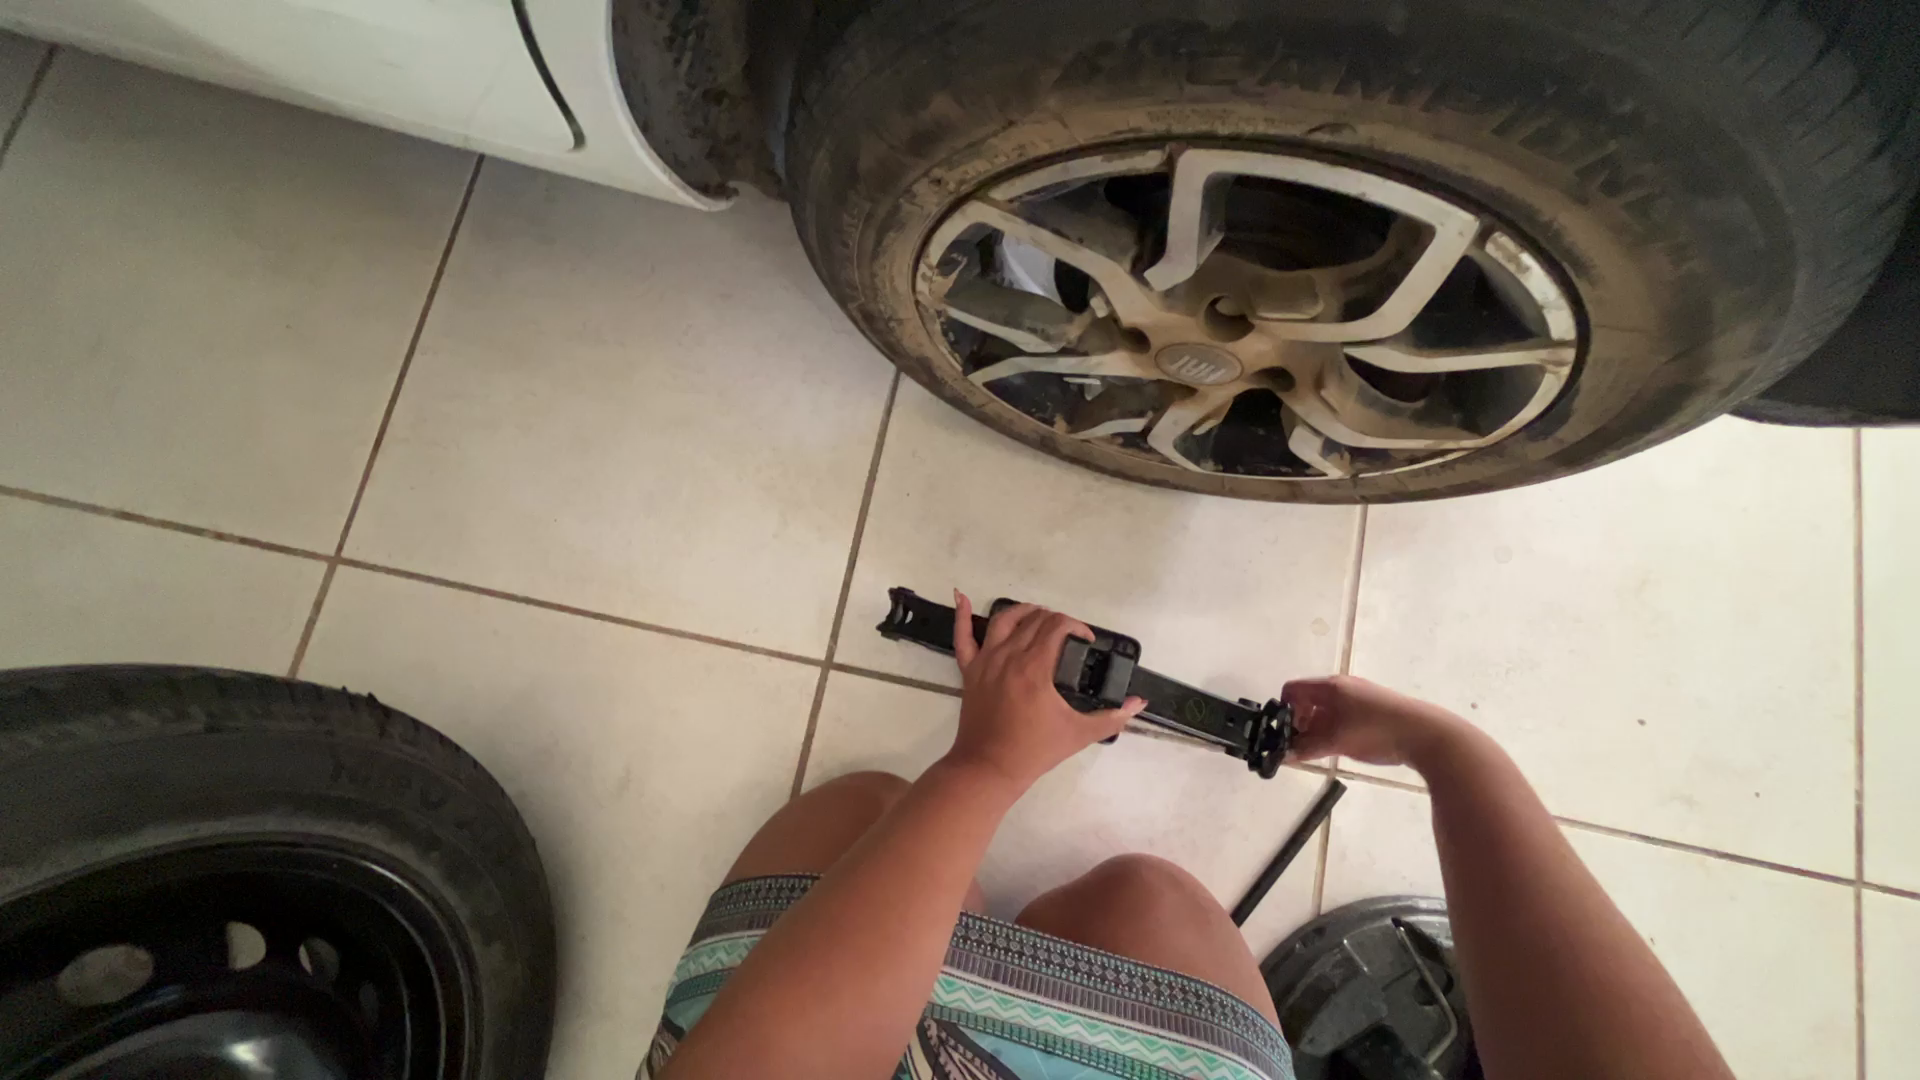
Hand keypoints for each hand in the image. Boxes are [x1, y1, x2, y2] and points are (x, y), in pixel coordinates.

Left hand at [946, 591, 1145, 793]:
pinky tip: (962, 597)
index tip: (1086, 640)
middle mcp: (1008, 656)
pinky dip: (962, 616)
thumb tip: (1139, 703)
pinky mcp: (969, 670)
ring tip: (1038, 614)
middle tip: (1068, 635)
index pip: (1057, 627)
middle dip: (1055, 620)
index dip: (1076, 626)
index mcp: (1035, 667)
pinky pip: (962, 637)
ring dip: (1023, 611)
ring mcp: (985, 661)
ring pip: (1003, 620)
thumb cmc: (1035, 750)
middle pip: (1034, 620)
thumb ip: (1112, 717)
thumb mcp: (1079, 734)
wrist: (989, 768)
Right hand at [1283, 675, 1468, 767]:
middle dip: (1302, 723)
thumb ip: (1307, 748)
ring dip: (1321, 727)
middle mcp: (1343, 686)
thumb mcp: (1336, 742)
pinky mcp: (1377, 707)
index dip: (1285, 711)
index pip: (1292, 690)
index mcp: (1329, 686)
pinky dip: (1339, 727)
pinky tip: (1350, 745)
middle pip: (1309, 699)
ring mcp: (1362, 695)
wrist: (1428, 735)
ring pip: (1328, 708)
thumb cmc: (1375, 732)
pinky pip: (1346, 713)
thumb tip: (1283, 755)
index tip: (1289, 734)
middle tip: (1305, 745)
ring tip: (1328, 749)